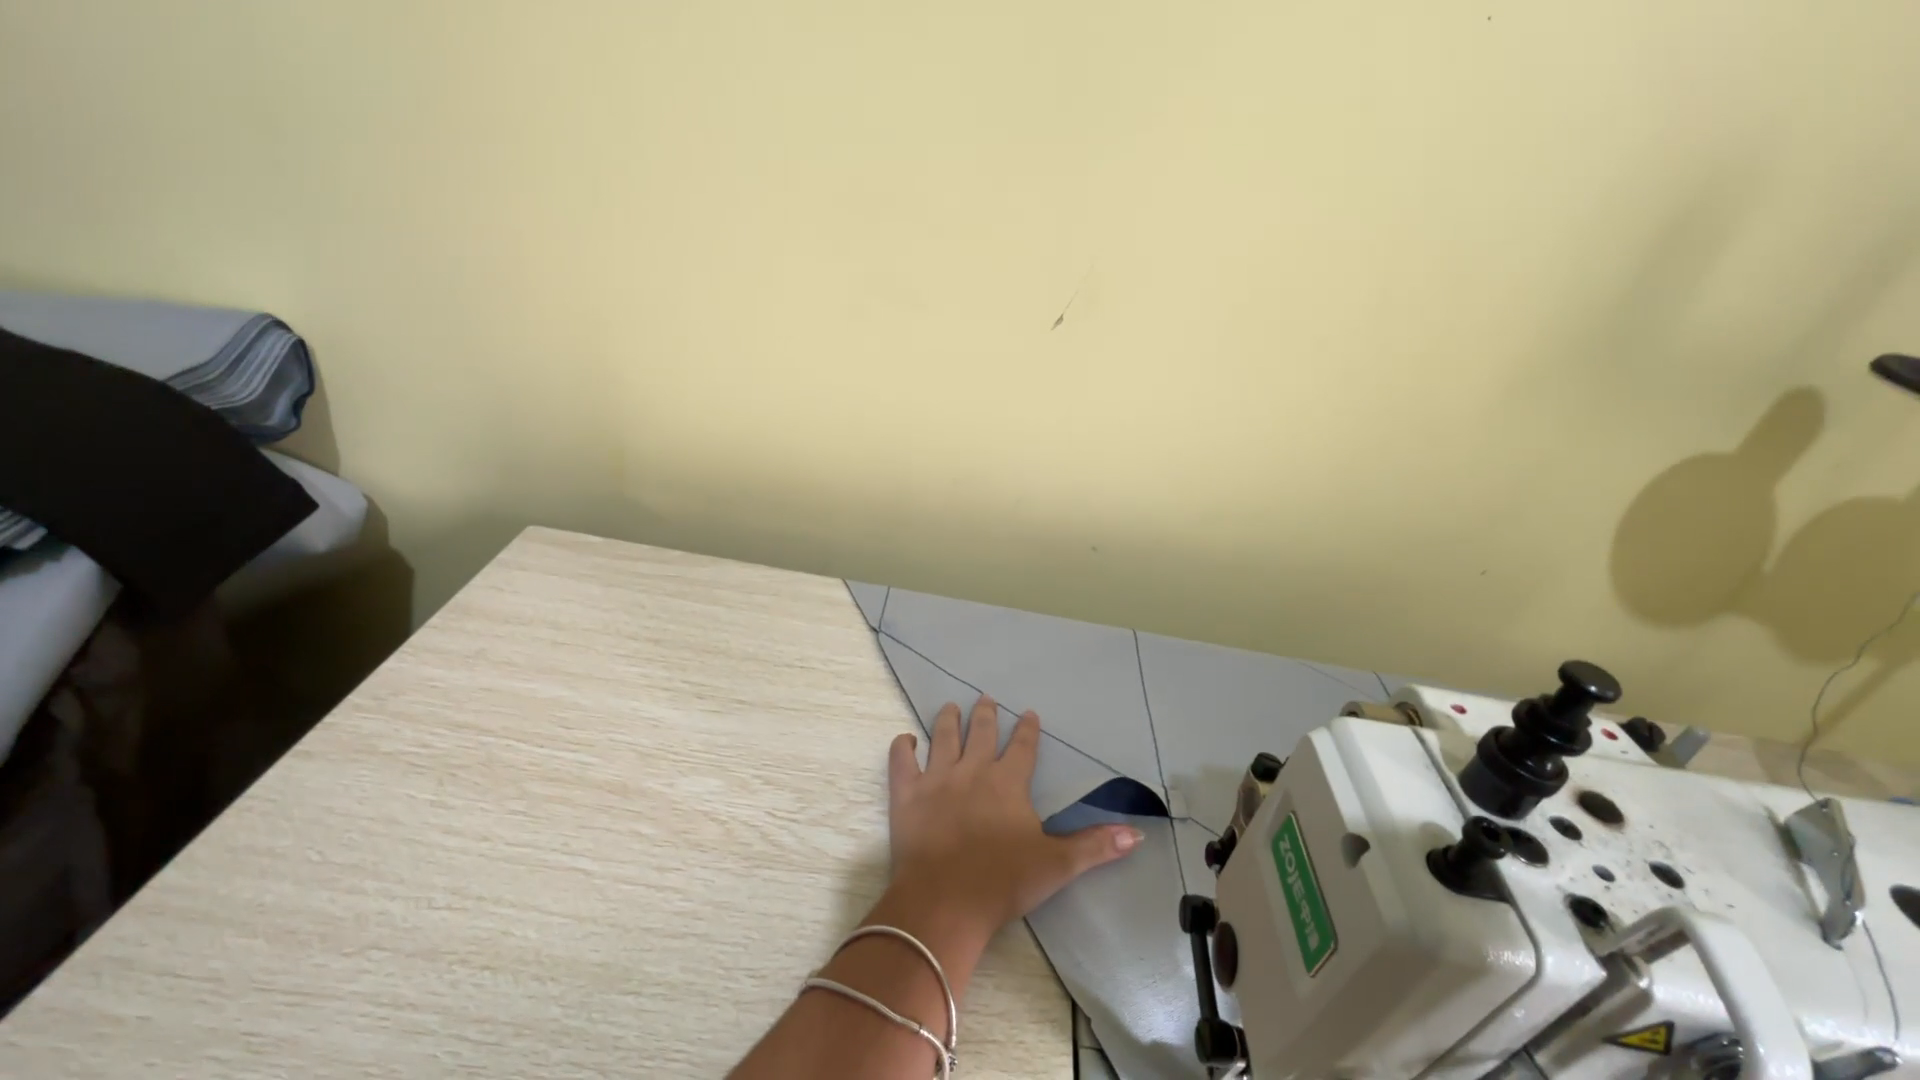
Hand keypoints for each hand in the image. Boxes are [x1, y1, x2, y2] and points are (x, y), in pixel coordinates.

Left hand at [883, 695, 1143, 943]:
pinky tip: (905, 738)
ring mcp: (936, 780)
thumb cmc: (1003, 882)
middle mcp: (973, 772)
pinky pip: (901, 763)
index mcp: (1008, 783)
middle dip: (985, 714)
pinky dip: (902, 748)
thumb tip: (1136, 833)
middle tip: (985, 698)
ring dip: (947, 721)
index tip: (1028, 713)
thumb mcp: (1057, 865)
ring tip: (950, 707)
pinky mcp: (906, 796)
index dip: (1026, 730)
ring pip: (942, 739)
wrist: (945, 901)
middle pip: (980, 734)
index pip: (1022, 747)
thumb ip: (1095, 846)